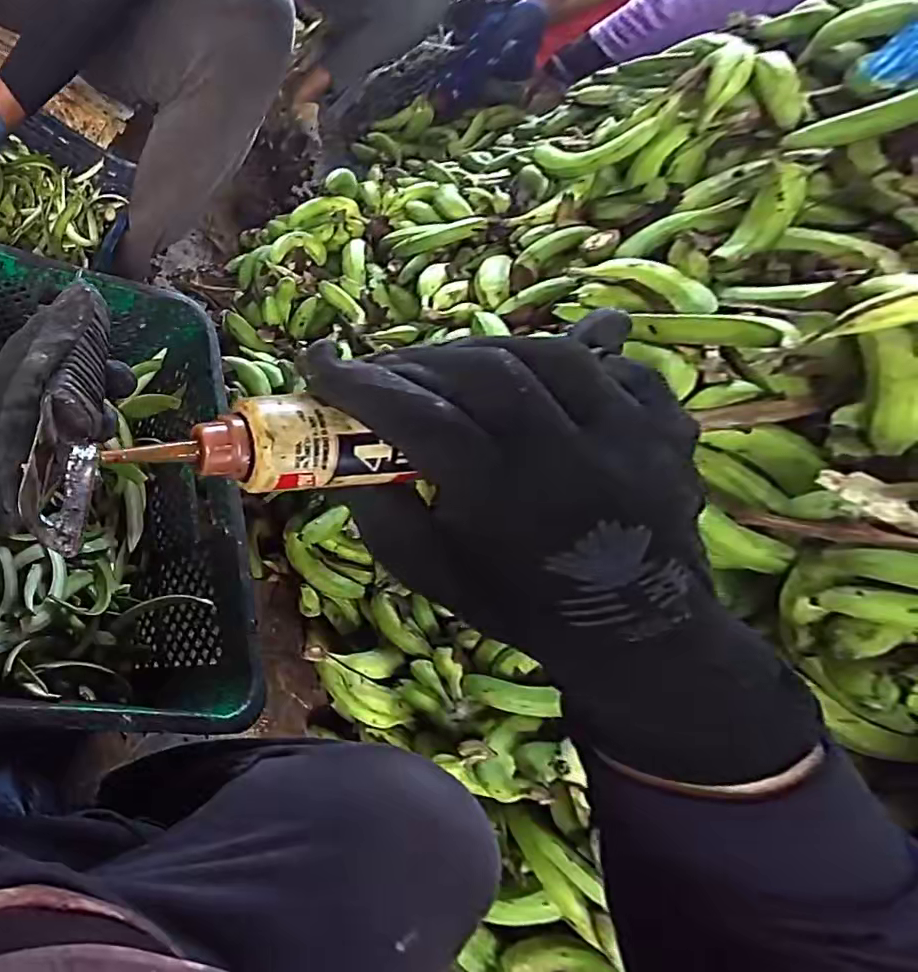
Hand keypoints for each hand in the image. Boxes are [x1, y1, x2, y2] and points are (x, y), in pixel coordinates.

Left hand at [0, 282, 126, 573]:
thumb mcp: (19, 376)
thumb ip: (48, 338)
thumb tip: (78, 293)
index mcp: (23, 362)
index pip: (64, 337)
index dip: (90, 337)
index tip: (109, 343)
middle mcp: (34, 388)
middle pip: (81, 373)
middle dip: (106, 376)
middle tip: (122, 384)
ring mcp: (41, 422)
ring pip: (86, 407)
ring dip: (102, 411)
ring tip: (104, 424)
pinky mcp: (47, 455)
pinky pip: (80, 439)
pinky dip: (91, 439)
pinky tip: (94, 444)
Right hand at [301, 311, 821, 786]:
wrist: (635, 634)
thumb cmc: (509, 600)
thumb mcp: (418, 566)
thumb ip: (375, 504)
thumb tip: (341, 450)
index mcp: (497, 490)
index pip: (415, 412)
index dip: (355, 381)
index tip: (317, 360)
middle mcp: (568, 451)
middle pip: (478, 370)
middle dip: (410, 361)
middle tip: (375, 371)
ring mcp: (630, 433)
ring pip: (543, 353)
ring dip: (474, 350)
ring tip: (439, 366)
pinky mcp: (668, 427)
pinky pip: (611, 364)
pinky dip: (556, 357)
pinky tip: (523, 373)